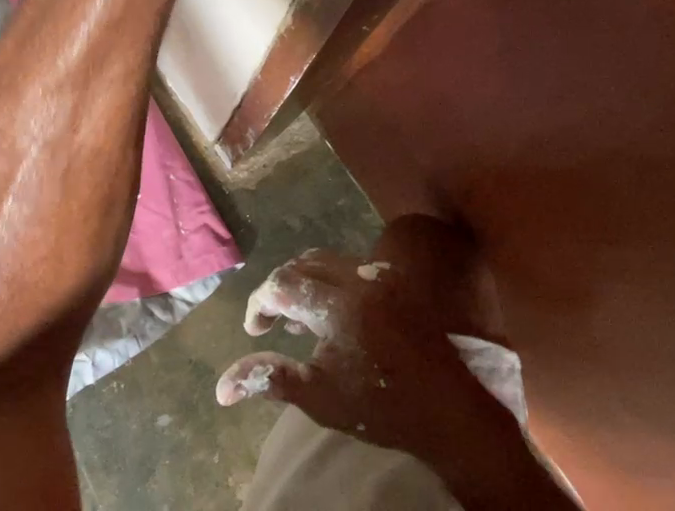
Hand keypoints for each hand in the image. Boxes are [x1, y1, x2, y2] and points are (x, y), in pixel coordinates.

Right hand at [215, 216, 574, 509]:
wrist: (453, 413)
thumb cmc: (382, 407)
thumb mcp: (320, 397)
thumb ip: (270, 380)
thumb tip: (221, 389)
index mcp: (338, 305)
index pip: (282, 285)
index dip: (260, 303)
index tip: (255, 330)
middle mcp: (359, 279)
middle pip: (303, 266)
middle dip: (281, 289)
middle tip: (272, 322)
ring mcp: (383, 277)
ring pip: (329, 262)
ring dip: (307, 282)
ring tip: (301, 319)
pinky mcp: (399, 283)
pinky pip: (353, 266)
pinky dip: (333, 280)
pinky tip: (335, 313)